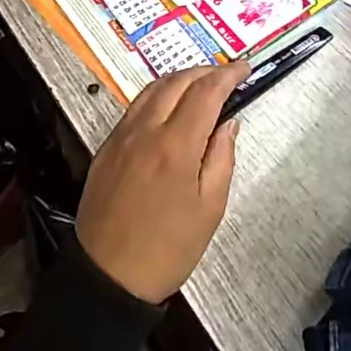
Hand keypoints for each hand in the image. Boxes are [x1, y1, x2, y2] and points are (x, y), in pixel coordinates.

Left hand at [76, 61, 246, 302]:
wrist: (107, 280)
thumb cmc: (167, 248)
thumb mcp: (211, 206)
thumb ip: (222, 156)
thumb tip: (228, 124)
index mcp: (176, 146)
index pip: (206, 91)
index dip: (229, 74)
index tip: (244, 70)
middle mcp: (145, 134)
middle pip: (177, 81)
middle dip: (207, 71)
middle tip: (227, 76)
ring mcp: (120, 139)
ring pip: (152, 89)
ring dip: (181, 79)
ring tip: (202, 85)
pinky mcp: (105, 150)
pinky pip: (135, 107)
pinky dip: (159, 95)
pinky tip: (171, 107)